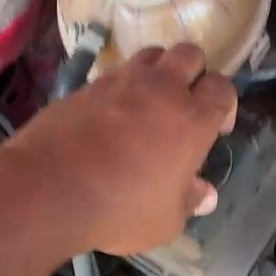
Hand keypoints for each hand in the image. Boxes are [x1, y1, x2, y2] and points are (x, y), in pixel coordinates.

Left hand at [0, 43, 237, 255]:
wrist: (50, 189)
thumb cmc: (121, 211)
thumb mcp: (166, 221)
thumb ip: (189, 202)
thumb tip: (206, 194)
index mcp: (191, 121)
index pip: (222, 90)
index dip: (225, 104)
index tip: (217, 128)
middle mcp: (160, 90)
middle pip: (189, 55)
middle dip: (194, 74)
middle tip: (186, 104)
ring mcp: (120, 82)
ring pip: (151, 55)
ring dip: (158, 72)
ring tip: (151, 103)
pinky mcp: (86, 86)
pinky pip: (113, 74)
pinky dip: (121, 88)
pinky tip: (112, 116)